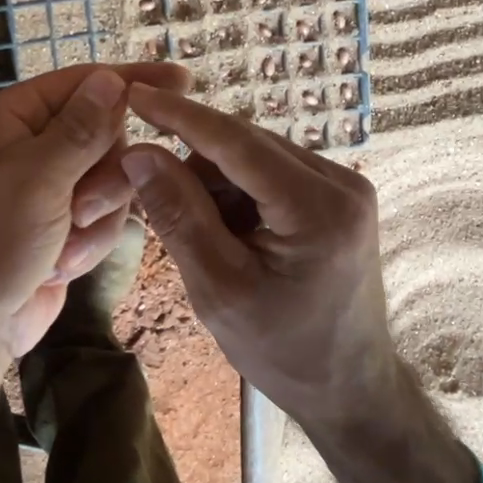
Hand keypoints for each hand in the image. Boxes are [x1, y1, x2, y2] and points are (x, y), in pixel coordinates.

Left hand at [0, 61, 191, 355]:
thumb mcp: (40, 178)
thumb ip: (82, 128)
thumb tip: (111, 77)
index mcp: (14, 116)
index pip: (84, 83)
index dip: (132, 82)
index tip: (184, 79)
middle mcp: (33, 140)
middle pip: (106, 134)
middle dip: (103, 177)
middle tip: (81, 209)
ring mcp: (51, 181)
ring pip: (113, 176)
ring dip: (98, 216)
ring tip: (66, 243)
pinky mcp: (66, 217)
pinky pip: (106, 212)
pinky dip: (92, 239)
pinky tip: (63, 263)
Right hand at [121, 84, 481, 482]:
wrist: (350, 391)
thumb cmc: (284, 352)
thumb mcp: (218, 289)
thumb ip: (178, 214)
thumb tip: (137, 151)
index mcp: (319, 208)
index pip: (236, 141)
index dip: (180, 114)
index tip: (132, 92)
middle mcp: (340, 182)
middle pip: (243, 144)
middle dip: (194, 165)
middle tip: (156, 202)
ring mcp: (344, 185)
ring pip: (253, 155)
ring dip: (215, 183)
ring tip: (209, 240)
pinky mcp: (338, 194)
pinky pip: (269, 170)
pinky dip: (237, 192)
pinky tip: (231, 234)